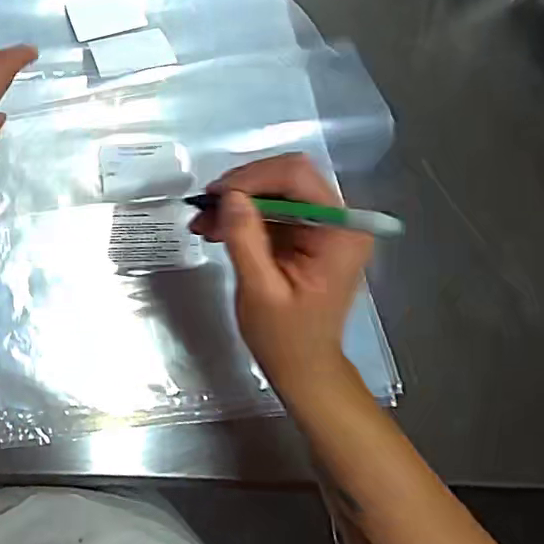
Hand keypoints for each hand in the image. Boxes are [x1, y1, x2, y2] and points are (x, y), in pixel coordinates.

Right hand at [190, 154, 373, 398]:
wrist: (303, 368)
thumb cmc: (286, 338)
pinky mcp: (305, 232)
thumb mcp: (260, 291)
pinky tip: (215, 228)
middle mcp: (338, 220)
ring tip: (203, 222)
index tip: (216, 196)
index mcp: (340, 232)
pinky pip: (270, 206)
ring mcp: (322, 224)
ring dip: (236, 200)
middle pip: (287, 175)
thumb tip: (229, 196)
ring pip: (274, 187)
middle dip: (242, 187)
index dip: (253, 178)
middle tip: (205, 207)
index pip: (297, 177)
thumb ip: (246, 239)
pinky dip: (241, 213)